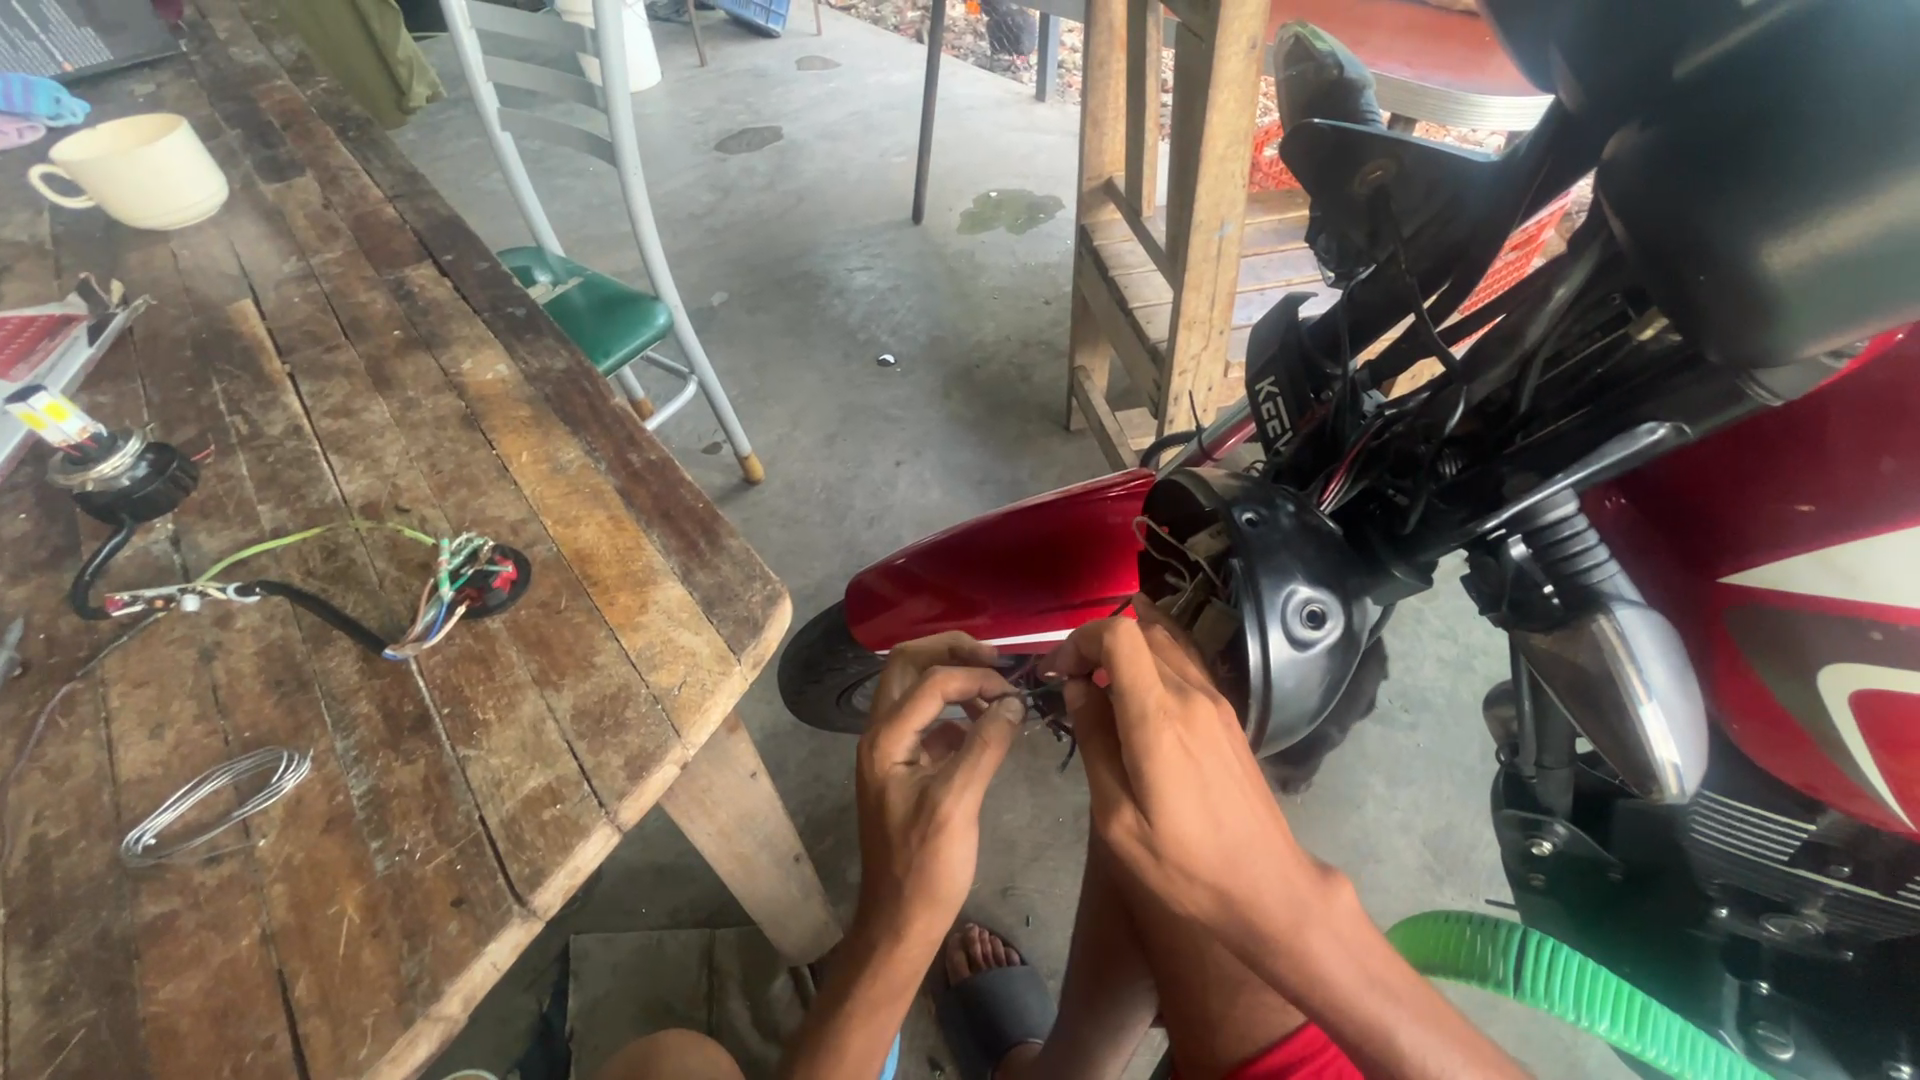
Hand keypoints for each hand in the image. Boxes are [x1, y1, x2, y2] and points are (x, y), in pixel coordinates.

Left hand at [853, 635, 1025, 942]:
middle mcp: (881, 734)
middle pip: (908, 665)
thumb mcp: (957, 802)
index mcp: (884, 738)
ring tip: (997, 690)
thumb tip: (1014, 702)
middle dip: (951, 651)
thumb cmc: (925, 866)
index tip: (1014, 691)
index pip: (931, 680)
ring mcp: (893, 749)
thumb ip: (985, 745)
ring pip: (918, 689)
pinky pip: (931, 721)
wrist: (900, 920)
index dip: (975, 676)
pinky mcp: (909, 766)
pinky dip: (959, 712)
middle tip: (996, 659)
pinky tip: (988, 726)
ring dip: (955, 678)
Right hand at [1044, 599, 1332, 937]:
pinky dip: (1152, 658)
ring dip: (1125, 647)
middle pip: (1140, 630)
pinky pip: (1184, 662)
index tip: (1059, 673)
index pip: (1119, 634)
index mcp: (1159, 719)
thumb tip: (1077, 688)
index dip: (1080, 639)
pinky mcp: (1227, 714)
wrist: (1265, 888)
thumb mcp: (1117, 818)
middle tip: (1071, 679)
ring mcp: (1215, 701)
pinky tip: (1135, 689)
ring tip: (1099, 683)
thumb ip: (1094, 743)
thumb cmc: (1182, 866)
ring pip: (1165, 641)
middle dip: (1096, 643)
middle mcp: (1191, 695)